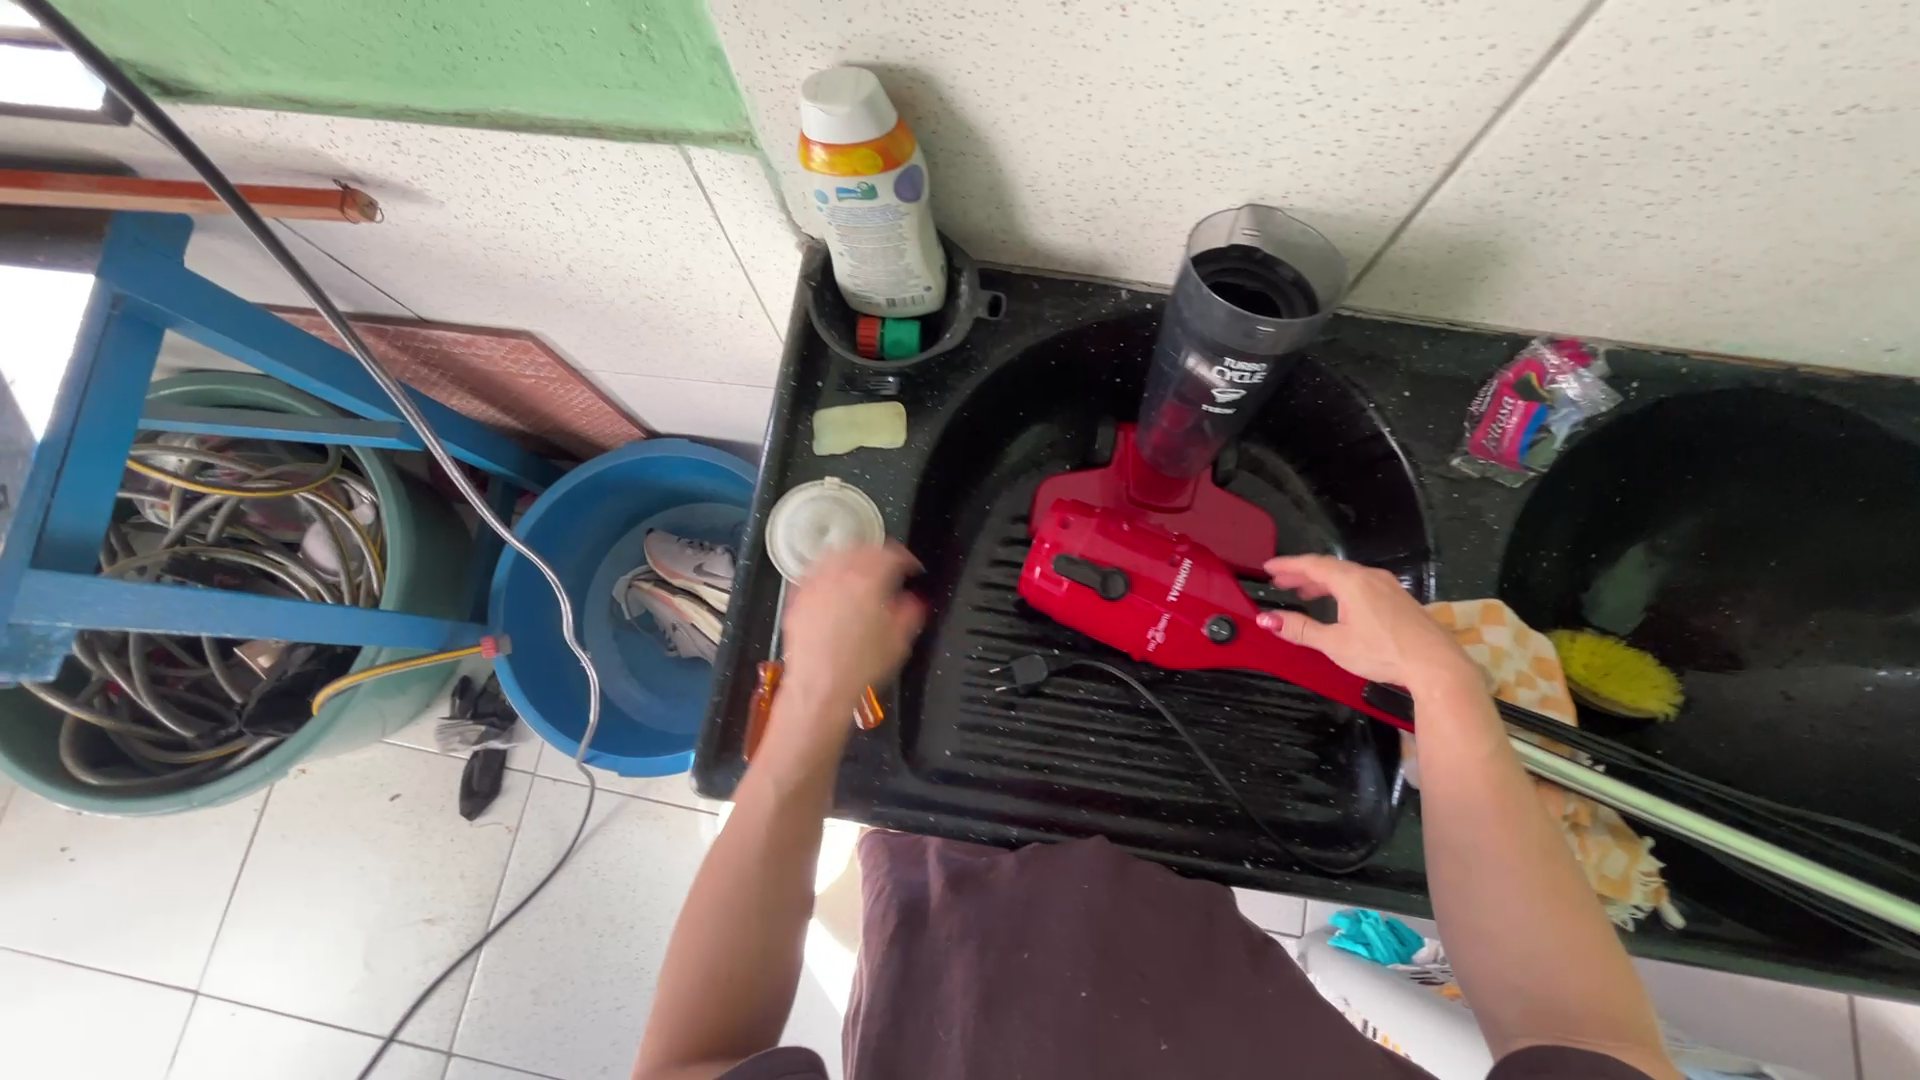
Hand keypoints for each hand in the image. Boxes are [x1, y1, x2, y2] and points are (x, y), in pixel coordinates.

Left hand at [779, 542, 925, 709]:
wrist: (821, 687)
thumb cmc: (858, 667)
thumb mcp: (900, 639)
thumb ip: (911, 611)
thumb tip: (914, 601)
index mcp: (869, 579)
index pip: (892, 554)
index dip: (907, 559)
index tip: (911, 568)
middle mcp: (839, 575)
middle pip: (861, 548)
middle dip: (878, 554)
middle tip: (889, 566)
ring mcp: (815, 584)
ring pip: (834, 555)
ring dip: (851, 558)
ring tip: (861, 571)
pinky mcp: (798, 598)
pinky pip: (813, 574)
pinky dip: (827, 574)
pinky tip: (833, 585)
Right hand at [1255, 555, 1475, 692]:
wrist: (1436, 665)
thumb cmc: (1382, 653)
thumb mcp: (1334, 643)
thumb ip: (1300, 629)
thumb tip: (1268, 619)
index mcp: (1352, 582)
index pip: (1312, 565)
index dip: (1287, 565)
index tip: (1268, 567)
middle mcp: (1371, 577)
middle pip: (1330, 568)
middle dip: (1302, 573)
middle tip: (1280, 581)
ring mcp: (1389, 587)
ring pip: (1347, 576)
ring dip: (1322, 582)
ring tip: (1304, 592)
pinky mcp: (1399, 599)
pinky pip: (1362, 584)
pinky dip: (1341, 588)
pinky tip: (1339, 604)